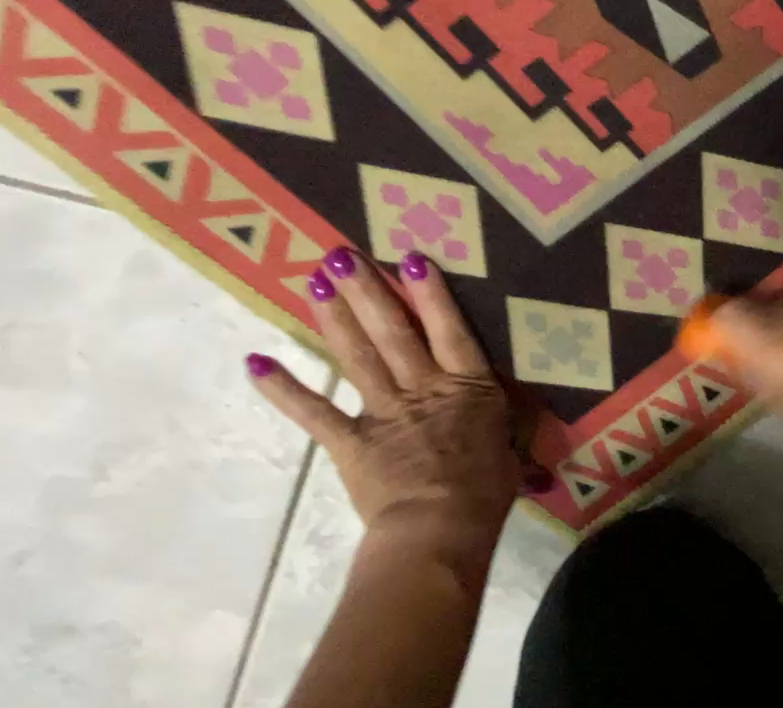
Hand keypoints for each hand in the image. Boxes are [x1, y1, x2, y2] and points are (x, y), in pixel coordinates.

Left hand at [248, 247, 528, 556]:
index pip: (450, 329)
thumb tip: (524, 445)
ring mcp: (384, 412)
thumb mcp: (512, 447)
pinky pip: (315, 413)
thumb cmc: (488, 487)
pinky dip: (285, 389)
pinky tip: (258, 361)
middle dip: (369, 292)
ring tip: (316, 283)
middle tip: (342, 255)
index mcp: (469, 385)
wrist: (441, 528)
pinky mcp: (351, 442)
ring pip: (358, 357)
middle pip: (394, 332)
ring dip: (336, 319)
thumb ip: (506, 431)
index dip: (431, 294)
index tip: (410, 258)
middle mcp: (425, 387)